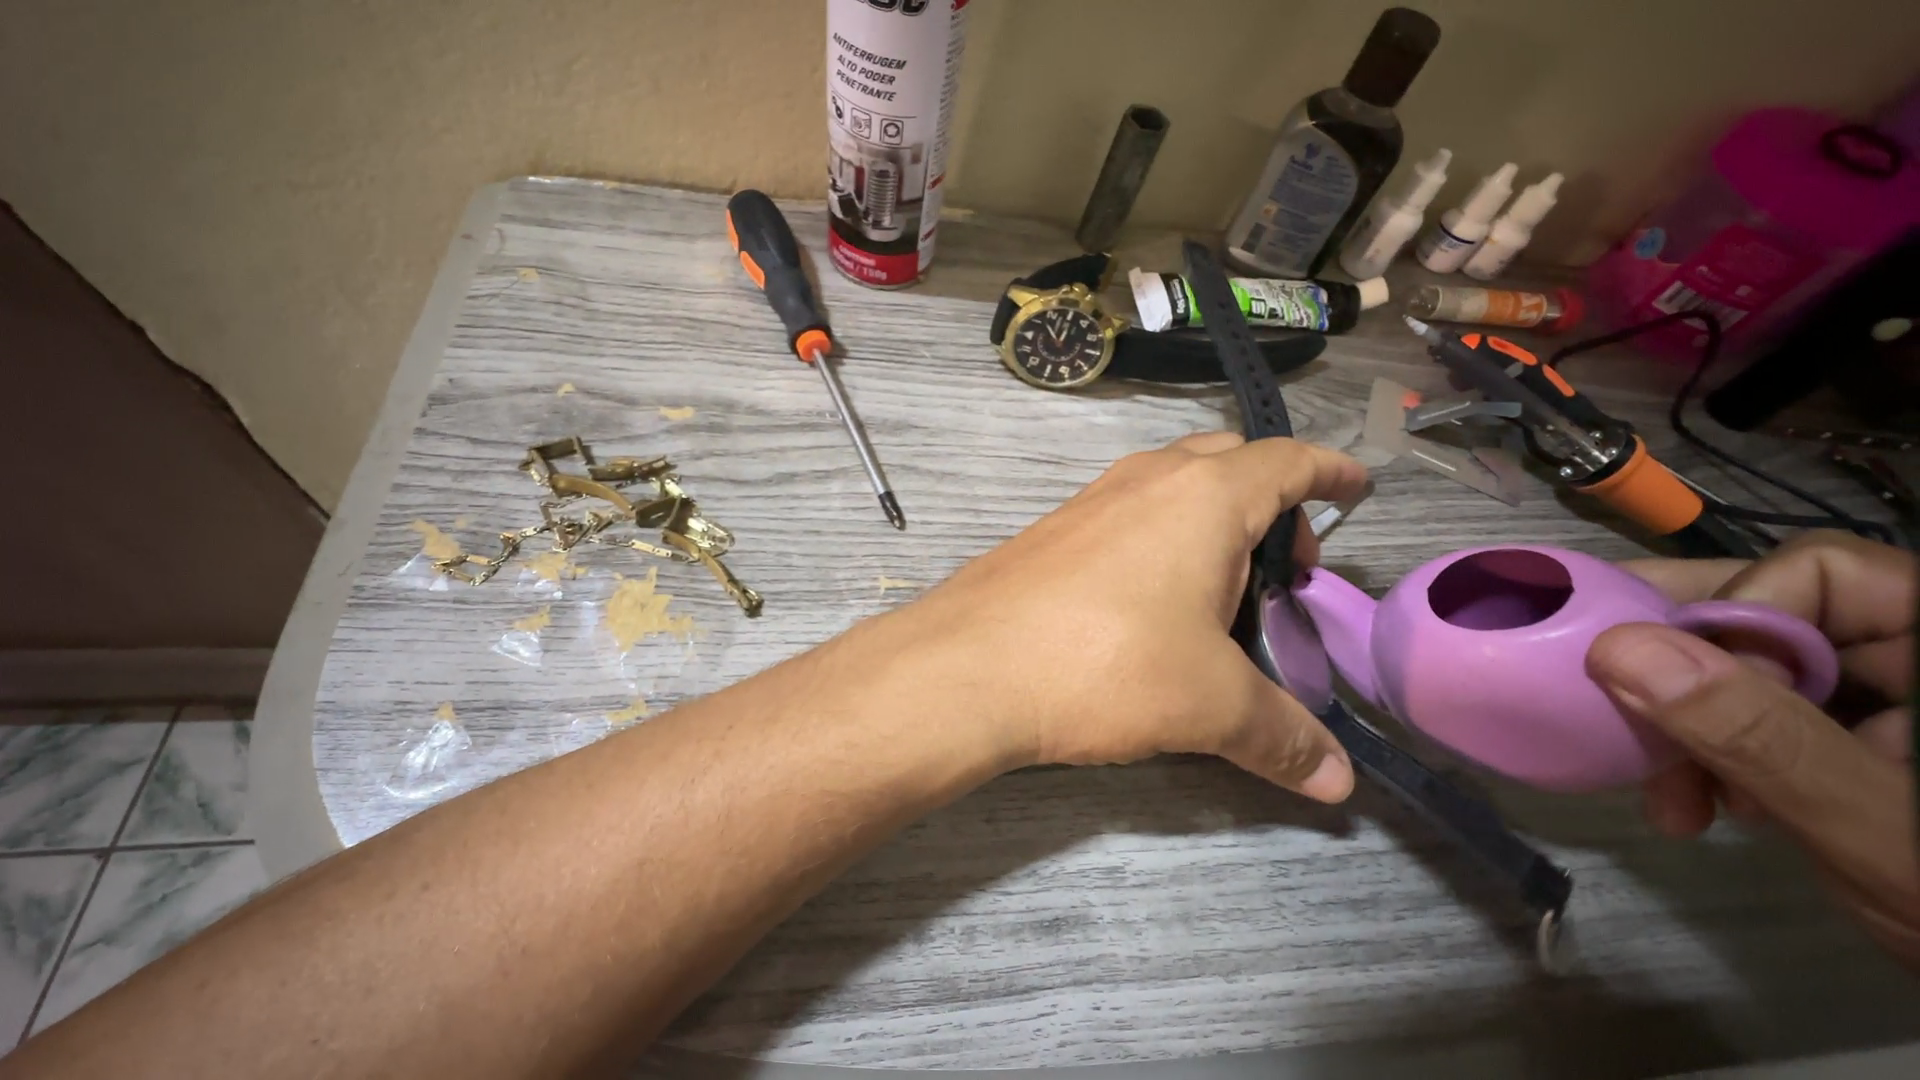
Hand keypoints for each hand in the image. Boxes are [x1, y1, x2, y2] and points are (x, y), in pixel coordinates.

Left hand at [906, 433, 1367, 801]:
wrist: (966, 669)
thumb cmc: (1105, 665)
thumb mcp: (1209, 705)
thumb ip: (1281, 738)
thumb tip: (1340, 786)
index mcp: (1204, 497)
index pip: (1286, 462)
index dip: (1330, 472)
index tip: (1357, 487)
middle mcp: (1147, 480)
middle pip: (1228, 464)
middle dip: (1271, 502)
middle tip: (1288, 566)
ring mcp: (1092, 502)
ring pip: (1172, 488)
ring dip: (1210, 522)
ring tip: (1223, 591)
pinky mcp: (1052, 532)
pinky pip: (1128, 516)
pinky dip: (1160, 540)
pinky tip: (1151, 603)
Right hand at [1588, 532, 1918, 966]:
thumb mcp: (1879, 832)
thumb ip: (1762, 736)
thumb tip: (1619, 649)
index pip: (1817, 572)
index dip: (1737, 621)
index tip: (1685, 701)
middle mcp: (1913, 648)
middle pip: (1770, 611)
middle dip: (1687, 674)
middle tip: (1626, 720)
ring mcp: (1886, 692)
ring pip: (1747, 665)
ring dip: (1689, 725)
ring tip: (1673, 794)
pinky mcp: (1855, 732)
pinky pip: (1756, 710)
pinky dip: (1714, 752)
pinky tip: (1703, 805)